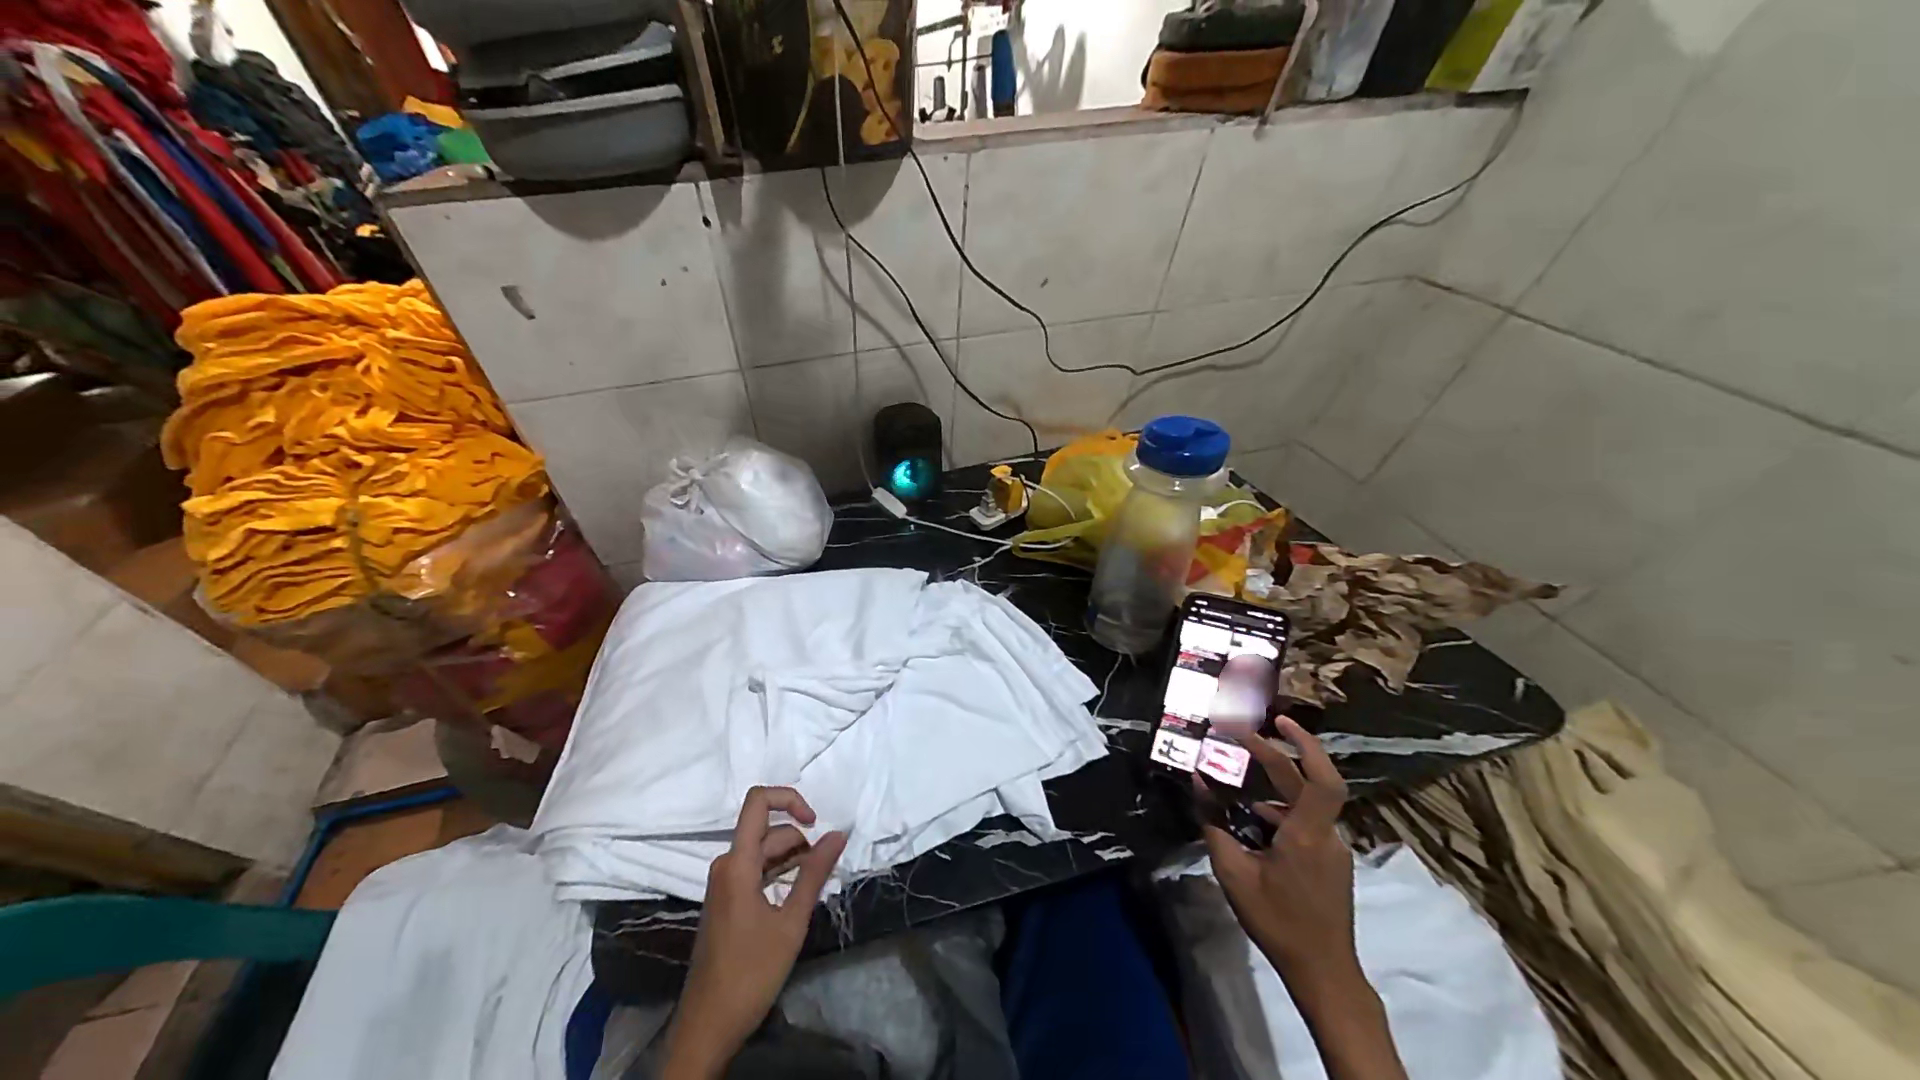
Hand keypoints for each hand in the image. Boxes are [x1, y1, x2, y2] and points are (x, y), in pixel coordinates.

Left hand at [661, 787, 847, 1079]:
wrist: (709, 1024)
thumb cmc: (751, 972)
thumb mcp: (791, 922)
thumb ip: (814, 873)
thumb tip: (837, 834)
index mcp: (736, 863)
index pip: (757, 802)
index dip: (790, 799)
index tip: (816, 822)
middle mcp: (726, 865)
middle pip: (767, 830)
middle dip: (800, 839)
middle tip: (827, 866)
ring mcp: (724, 884)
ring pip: (763, 851)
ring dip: (793, 857)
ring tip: (818, 881)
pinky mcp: (727, 901)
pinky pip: (756, 870)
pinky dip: (780, 872)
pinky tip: (800, 892)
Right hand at [1202, 718, 1407, 1079]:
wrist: (1322, 971)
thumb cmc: (1276, 921)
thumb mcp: (1233, 873)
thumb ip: (1215, 824)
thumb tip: (1198, 782)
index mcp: (1307, 835)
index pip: (1321, 778)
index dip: (1306, 744)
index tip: (1279, 721)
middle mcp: (1327, 836)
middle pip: (1305, 783)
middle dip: (1273, 756)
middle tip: (1240, 737)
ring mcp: (1333, 850)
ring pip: (1304, 805)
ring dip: (1273, 787)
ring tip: (1237, 781)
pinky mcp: (1330, 863)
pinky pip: (1305, 824)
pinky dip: (1279, 812)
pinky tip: (1252, 821)